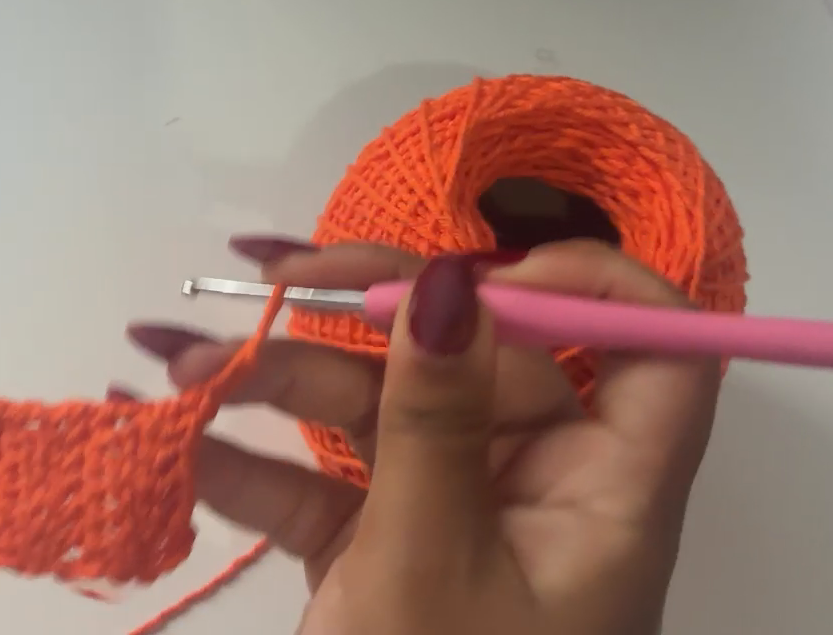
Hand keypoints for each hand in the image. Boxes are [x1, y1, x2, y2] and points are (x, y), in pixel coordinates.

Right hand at [124, 239, 717, 634]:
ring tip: (177, 362)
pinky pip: (319, 474)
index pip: (656, 353)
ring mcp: (445, 504)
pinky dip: (250, 459)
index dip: (589, 287)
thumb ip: (436, 415)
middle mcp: (530, 480)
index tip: (481, 272)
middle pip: (463, 355)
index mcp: (597, 489)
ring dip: (273, 381)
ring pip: (372, 406)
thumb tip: (449, 277)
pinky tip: (179, 434)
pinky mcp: (375, 535)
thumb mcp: (430, 561)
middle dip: (354, 319)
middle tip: (275, 276)